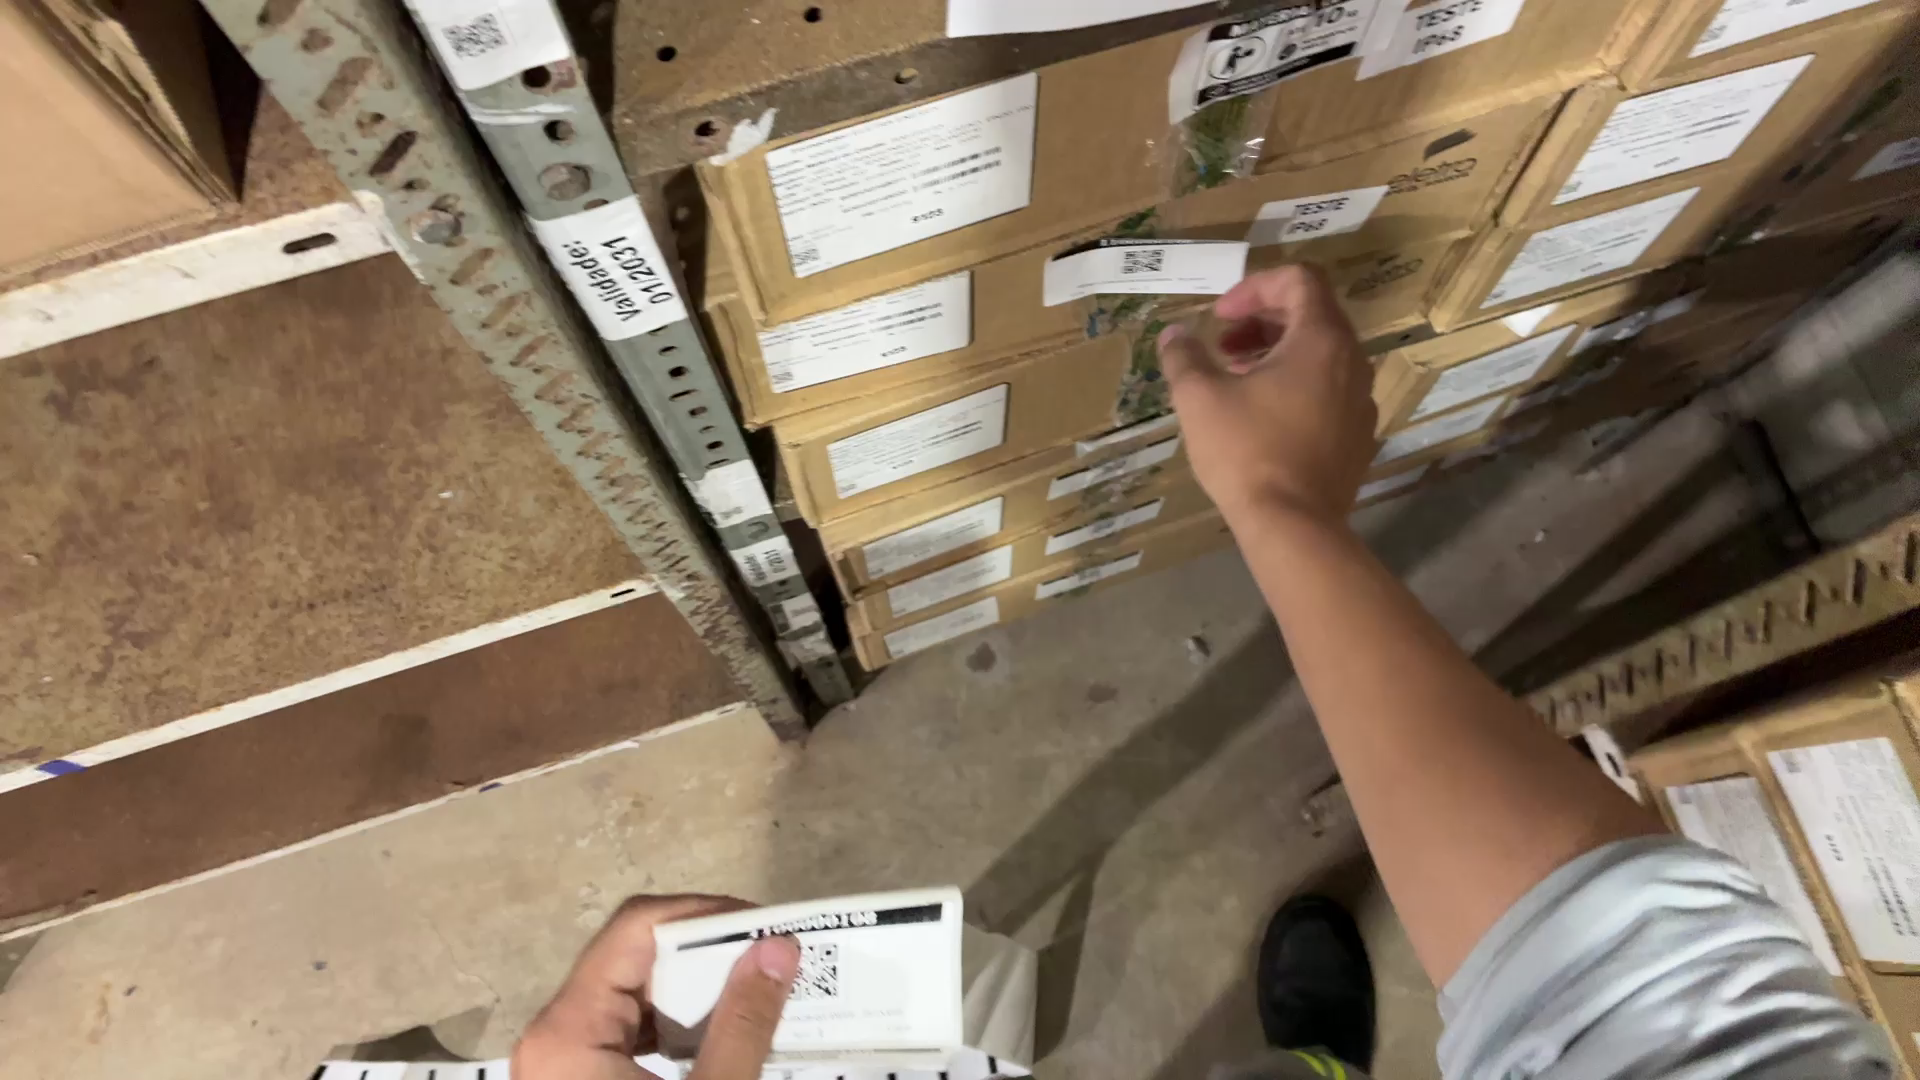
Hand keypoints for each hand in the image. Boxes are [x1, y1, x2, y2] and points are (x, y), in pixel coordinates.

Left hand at [513, 895, 800, 1079]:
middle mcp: (555, 1031)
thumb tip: (780, 943)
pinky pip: (632, 1022)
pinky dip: (680, 1016)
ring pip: (637, 984)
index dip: (703, 913)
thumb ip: (745, 1021)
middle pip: (637, 950)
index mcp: (569, 1028)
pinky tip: (718, 1033)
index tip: (764, 930)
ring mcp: (562, 1058)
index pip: (638, 926)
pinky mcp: (577, 1079)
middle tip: (768, 958)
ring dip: (699, 980)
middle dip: (708, 947)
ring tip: (753, 989)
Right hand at [1158, 265, 1376, 525]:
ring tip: (1235, 381)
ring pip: (1320, 357)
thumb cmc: (1245, 451)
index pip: (1299, 280)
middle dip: (1261, 321)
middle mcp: (1352, 361)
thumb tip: (1173, 334)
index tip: (1219, 317)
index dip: (1254, 287)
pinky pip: (1327, 392)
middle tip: (1222, 346)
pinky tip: (1260, 420)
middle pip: (1312, 316)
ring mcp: (1360, 401)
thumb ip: (1184, 357)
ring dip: (1275, 356)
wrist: (1293, 524)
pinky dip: (1294, 388)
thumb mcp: (1199, 398)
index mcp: (1321, 340)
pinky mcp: (1356, 436)